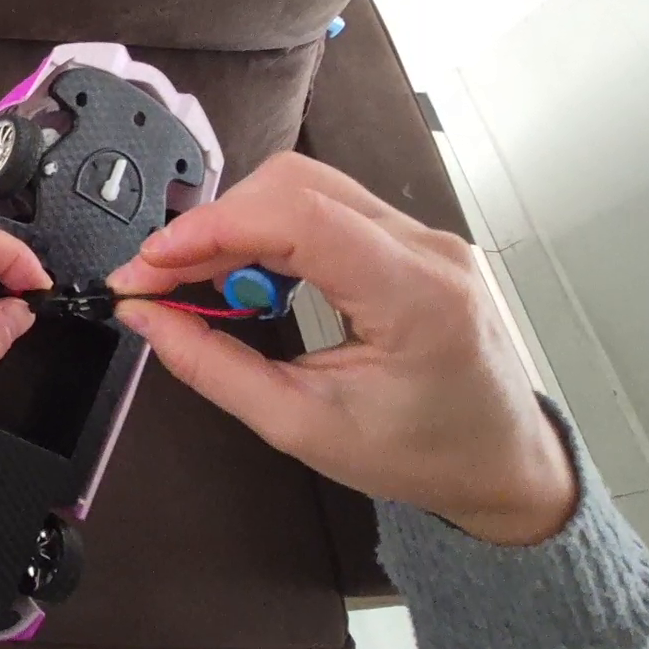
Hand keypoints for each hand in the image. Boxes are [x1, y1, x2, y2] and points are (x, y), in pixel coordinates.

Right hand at [107, 153, 577, 546]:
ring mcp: (418, 233)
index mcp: (415, 297)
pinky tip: (243, 276)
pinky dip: (257, 231)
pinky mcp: (402, 236)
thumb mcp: (298, 425)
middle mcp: (424, 246)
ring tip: (195, 279)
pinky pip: (313, 205)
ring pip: (297, 185)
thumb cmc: (414, 455)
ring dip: (230, 225)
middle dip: (209, 227)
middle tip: (158, 279)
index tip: (149, 265)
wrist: (507, 463)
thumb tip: (141, 314)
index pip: (300, 218)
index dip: (211, 228)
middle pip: (291, 187)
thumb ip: (210, 366)